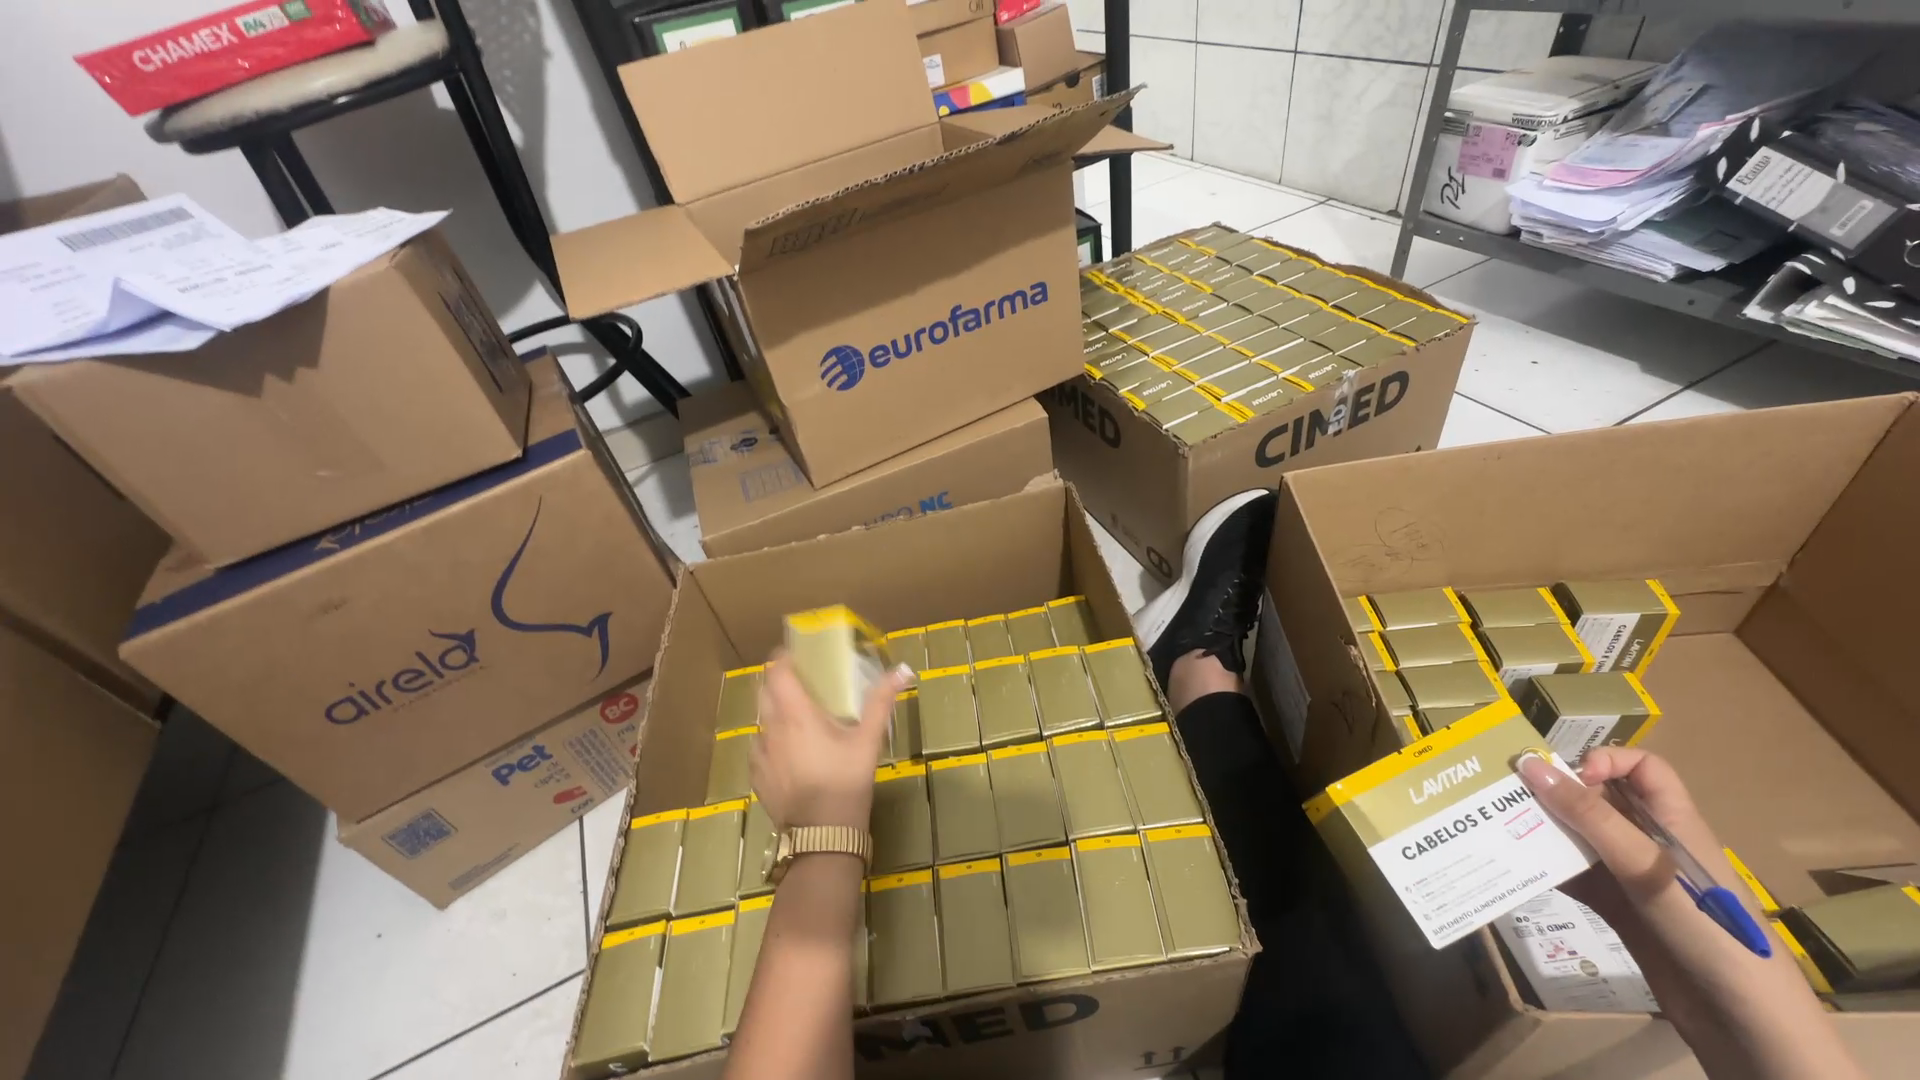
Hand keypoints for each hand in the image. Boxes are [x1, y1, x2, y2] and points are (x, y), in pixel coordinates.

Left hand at [751, 653, 914, 830]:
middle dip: (779, 682)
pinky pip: (760, 748)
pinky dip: (772, 741)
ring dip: (775, 712)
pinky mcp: (756, 776)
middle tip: (803, 684)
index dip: (785, 658)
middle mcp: (771, 727)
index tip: (800, 656)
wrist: (822, 834)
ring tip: (797, 719)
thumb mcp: (868, 740)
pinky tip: (790, 753)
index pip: (777, 670)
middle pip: (764, 691)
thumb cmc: (846, 781)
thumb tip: (903, 670)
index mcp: (795, 713)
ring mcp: (760, 753)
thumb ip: (881, 702)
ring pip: (761, 720)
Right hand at [1518, 747, 1860, 1079]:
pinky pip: (1575, 876)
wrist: (1743, 1022)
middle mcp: (1651, 842)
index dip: (1604, 760)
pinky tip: (1518, 869)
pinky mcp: (1619, 909)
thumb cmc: (1707, 929)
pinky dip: (1548, 868)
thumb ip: (1589, 816)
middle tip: (1505, 795)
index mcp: (1674, 822)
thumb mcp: (1646, 865)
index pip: (1642, 767)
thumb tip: (1529, 765)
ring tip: (1498, 828)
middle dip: (1555, 793)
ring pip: (1580, 837)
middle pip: (1599, 799)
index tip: (1566, 778)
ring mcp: (1633, 878)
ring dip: (1543, 830)